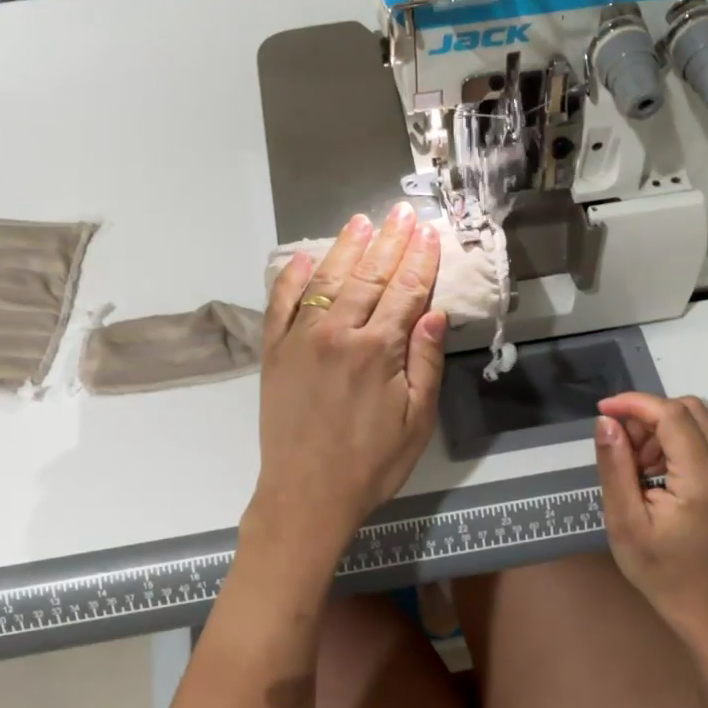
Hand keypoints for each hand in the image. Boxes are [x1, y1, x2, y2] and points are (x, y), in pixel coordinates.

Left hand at [249, 203, 448, 557]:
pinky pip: (280, 304)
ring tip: (361, 221)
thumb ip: (425, 364)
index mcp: (377, 351)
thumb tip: (433, 312)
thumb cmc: (371, 465)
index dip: (420, 260)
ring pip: (326, 280)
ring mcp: (300, 340)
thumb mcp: (417, 423)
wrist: (306, 495)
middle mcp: (337, 334)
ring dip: (346, 248)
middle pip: (369, 276)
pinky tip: (302, 257)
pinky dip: (290, 277)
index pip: (405, 291)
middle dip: (389, 241)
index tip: (429, 232)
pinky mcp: (273, 353)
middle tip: (400, 211)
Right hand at [593, 393, 707, 621]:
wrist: (692, 594)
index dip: (635, 404)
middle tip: (622, 448)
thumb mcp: (623, 520)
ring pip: (694, 418)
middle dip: (647, 416)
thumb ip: (615, 467)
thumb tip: (606, 421)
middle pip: (687, 409)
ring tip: (636, 465)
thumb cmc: (654, 564)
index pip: (672, 416)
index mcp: (702, 480)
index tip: (603, 412)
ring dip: (658, 428)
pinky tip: (653, 469)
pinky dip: (671, 439)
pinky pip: (700, 434)